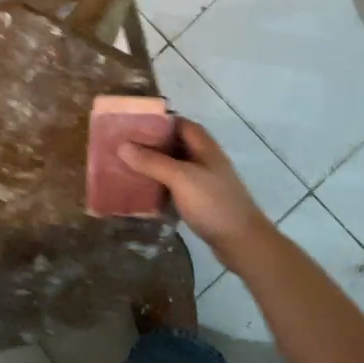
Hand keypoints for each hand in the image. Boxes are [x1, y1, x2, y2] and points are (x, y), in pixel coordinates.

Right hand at [119, 119, 275, 267]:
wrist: (241, 241)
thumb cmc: (213, 203)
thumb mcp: (181, 178)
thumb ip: (152, 162)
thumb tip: (121, 146)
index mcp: (204, 145)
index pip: (179, 123)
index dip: (157, 121)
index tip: (130, 124)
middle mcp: (204, 159)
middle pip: (175, 144)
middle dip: (150, 144)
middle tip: (122, 147)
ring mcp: (203, 181)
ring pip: (174, 166)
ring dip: (153, 166)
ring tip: (125, 167)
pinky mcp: (200, 201)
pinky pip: (175, 186)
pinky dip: (160, 186)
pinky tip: (142, 192)